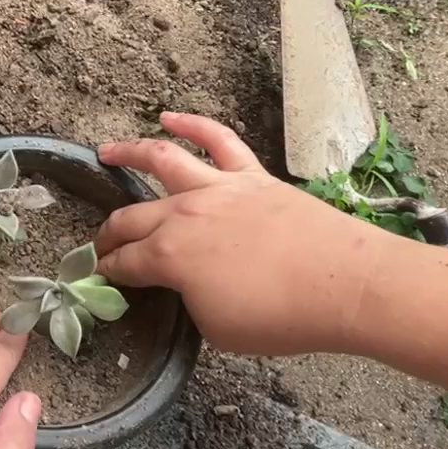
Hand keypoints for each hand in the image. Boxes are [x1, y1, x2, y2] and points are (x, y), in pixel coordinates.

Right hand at [95, 112, 398, 355]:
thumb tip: (184, 284)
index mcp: (169, 257)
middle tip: (101, 244)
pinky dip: (191, 125)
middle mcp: (182, 215)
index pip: (124, 263)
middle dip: (107, 234)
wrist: (348, 287)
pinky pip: (217, 140)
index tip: (100, 276)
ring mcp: (216, 189)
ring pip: (160, 160)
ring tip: (106, 151)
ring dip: (127, 152)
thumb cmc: (283, 317)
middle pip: (130, 219)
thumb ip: (188, 301)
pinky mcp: (250, 176)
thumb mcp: (218, 329)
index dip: (107, 272)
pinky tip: (169, 119)